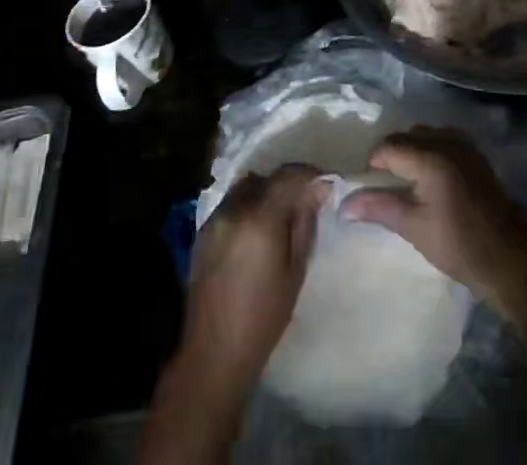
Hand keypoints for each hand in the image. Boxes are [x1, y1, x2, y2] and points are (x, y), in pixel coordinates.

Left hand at [178, 164, 325, 394]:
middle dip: (286, 184)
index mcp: (259, 219)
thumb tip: (318, 189)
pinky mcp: (201, 234)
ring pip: (244, 190)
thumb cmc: (265, 315)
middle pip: (264, 178)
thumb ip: (305, 222)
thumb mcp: (296, 268)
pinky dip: (247, 208)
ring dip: (265, 194)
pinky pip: (230, 206)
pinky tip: (256, 234)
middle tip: (304, 203)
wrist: (214, 352)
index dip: (309, 174)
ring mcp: (212, 221)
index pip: (288, 175)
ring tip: (280, 218)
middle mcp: (232, 211)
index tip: (326, 184)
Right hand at [340, 127, 526, 310]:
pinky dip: (430, 149)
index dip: (372, 163)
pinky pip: (445, 139)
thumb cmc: (459, 246)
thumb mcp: (414, 228)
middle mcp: (450, 144)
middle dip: (390, 154)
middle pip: (407, 136)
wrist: (509, 259)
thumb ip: (378, 208)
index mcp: (432, 160)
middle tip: (382, 183)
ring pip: (426, 134)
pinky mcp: (477, 156)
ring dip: (411, 149)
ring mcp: (467, 148)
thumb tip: (343, 205)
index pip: (389, 147)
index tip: (367, 185)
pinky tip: (428, 177)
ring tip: (404, 180)